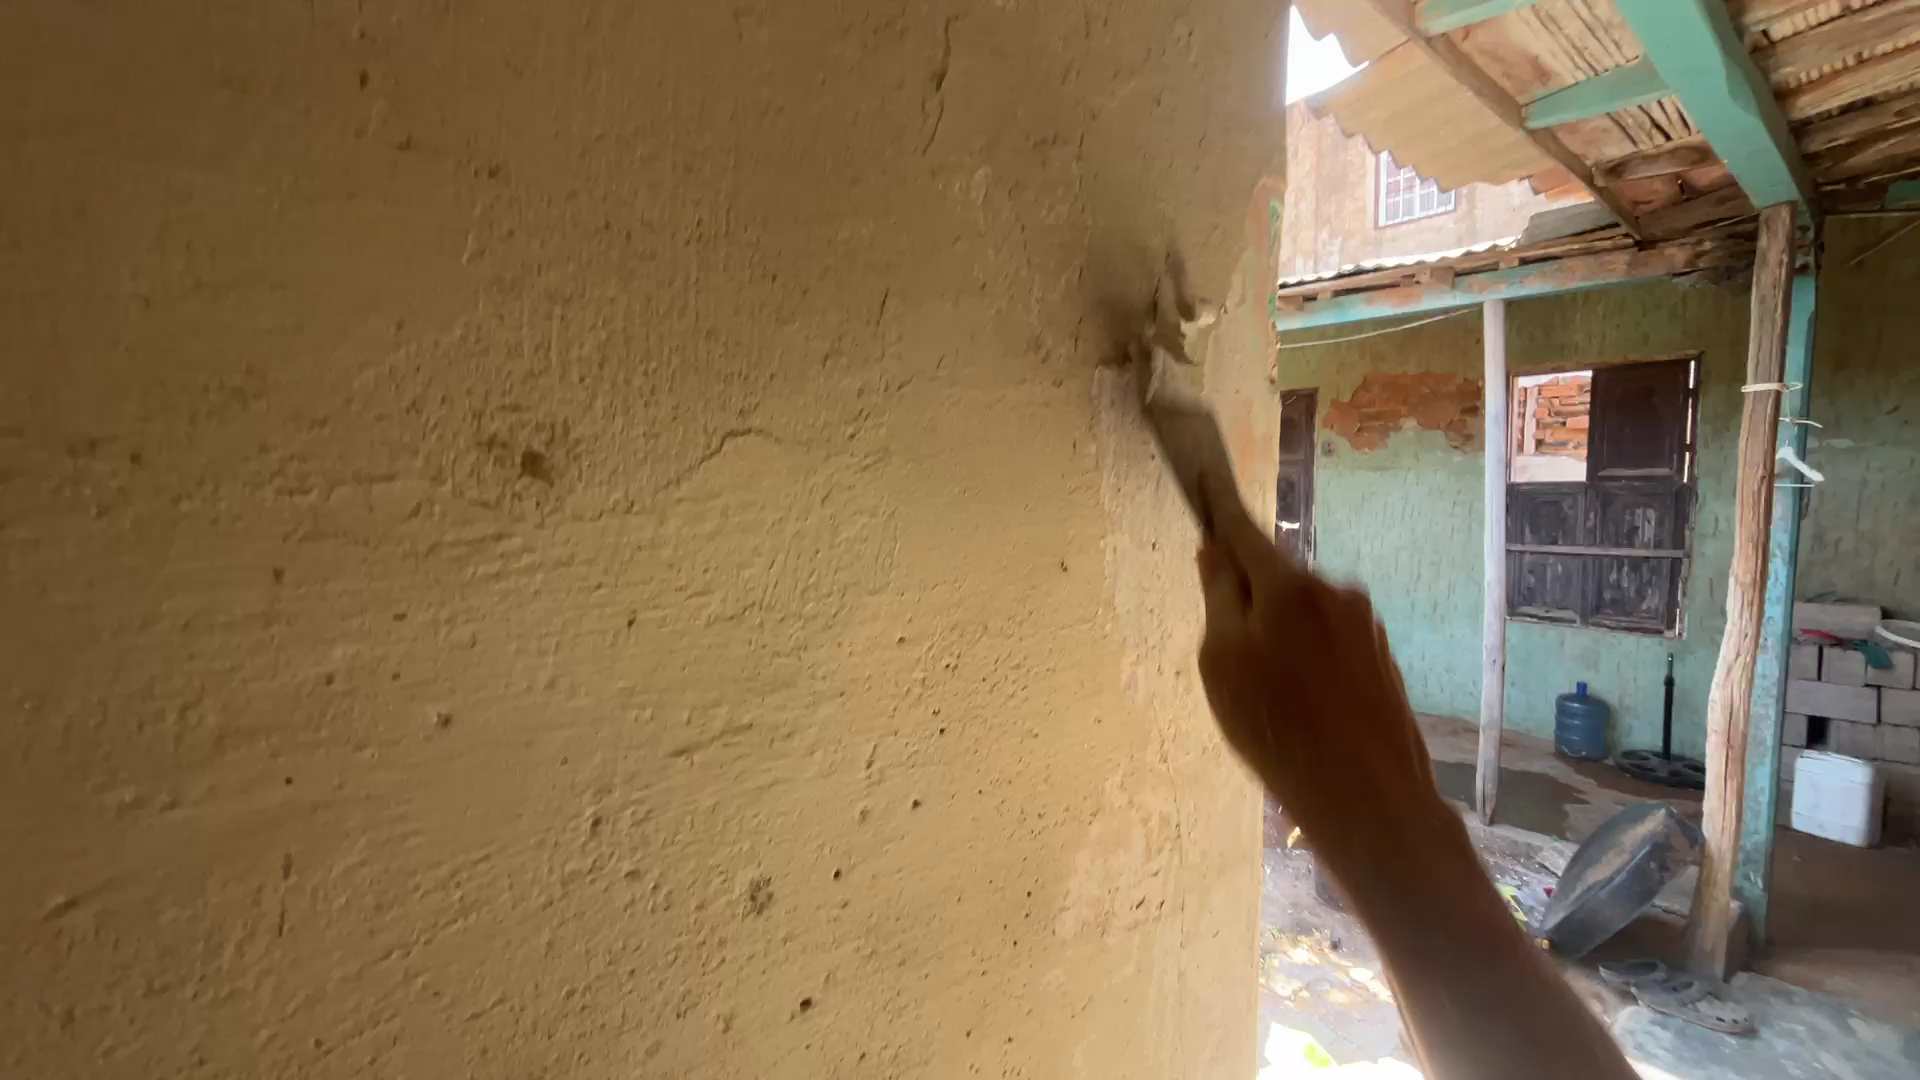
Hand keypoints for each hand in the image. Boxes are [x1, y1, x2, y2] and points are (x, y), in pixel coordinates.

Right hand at [1194, 472, 1443, 862]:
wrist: (1368, 798)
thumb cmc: (1275, 728)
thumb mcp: (1222, 662)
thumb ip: (1218, 596)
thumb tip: (1214, 550)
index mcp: (1289, 585)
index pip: (1243, 529)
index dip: (1218, 504)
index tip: (1204, 477)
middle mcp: (1333, 590)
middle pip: (1271, 573)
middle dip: (1245, 593)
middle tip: (1227, 653)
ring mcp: (1362, 622)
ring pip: (1298, 607)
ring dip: (1275, 629)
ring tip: (1267, 694)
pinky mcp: (1379, 653)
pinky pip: (1325, 635)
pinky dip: (1303, 652)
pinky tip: (1299, 702)